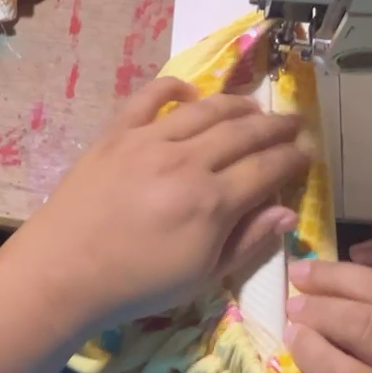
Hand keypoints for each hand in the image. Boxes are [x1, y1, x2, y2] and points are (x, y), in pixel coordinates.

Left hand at [0, 76, 310, 334]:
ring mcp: (149, 141)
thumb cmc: (137, 285)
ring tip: (254, 105)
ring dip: (236, 104)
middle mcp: (185, 162)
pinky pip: (150, 97)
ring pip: (204, 110)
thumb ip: (248, 241)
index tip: (307, 152)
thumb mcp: (202, 276)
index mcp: (211, 202)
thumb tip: (288, 211)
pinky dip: (174, 88)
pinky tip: (191, 92)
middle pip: (243, 132)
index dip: (292, 158)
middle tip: (293, 122)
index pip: (266, 169)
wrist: (64, 272)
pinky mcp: (117, 133)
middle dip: (275, 125)